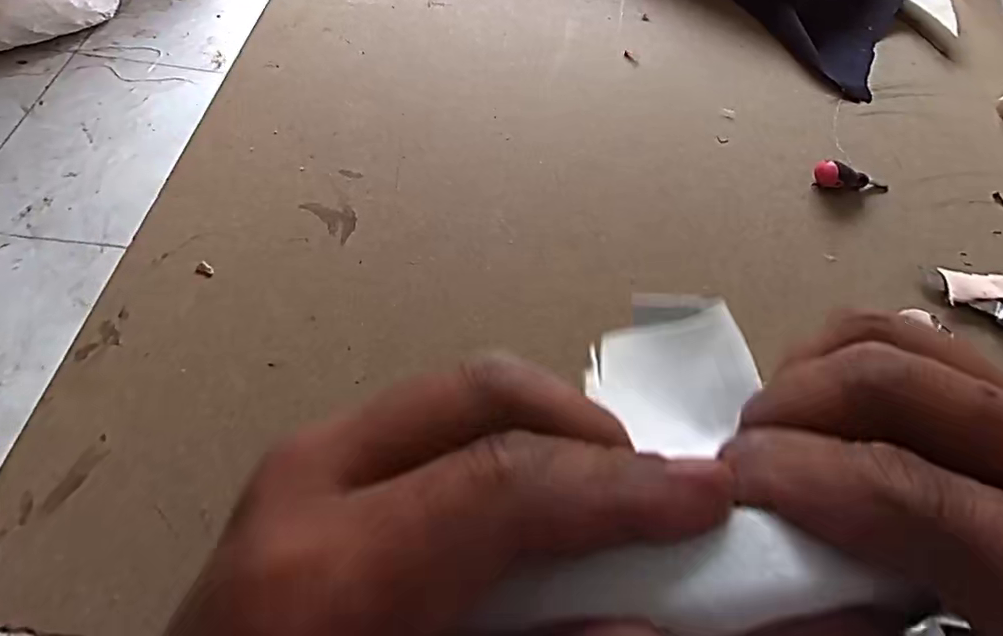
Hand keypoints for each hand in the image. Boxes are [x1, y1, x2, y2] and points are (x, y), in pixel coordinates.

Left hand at [164, 353, 733, 635]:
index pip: (502, 480)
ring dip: (539, 428)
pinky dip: (491, 443)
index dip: (616, 489)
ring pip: (453, 394)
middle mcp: (307, 479)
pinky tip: (521, 496)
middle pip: (477, 391)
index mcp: (326, 568)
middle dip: (580, 426)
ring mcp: (301, 462)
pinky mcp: (304, 469)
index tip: (701, 496)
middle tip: (648, 484)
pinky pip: (424, 427)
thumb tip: (635, 612)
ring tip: (593, 488)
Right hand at [722, 312, 1002, 635]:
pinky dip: (856, 369)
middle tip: (745, 457)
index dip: (797, 476)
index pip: (918, 491)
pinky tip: (837, 424)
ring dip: (817, 371)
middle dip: (793, 404)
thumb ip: (870, 634)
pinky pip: (939, 356)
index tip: (728, 484)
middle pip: (904, 377)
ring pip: (913, 339)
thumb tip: (750, 586)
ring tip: (782, 432)